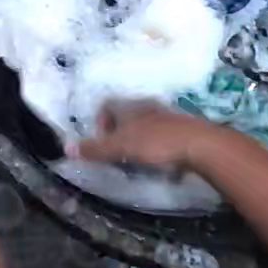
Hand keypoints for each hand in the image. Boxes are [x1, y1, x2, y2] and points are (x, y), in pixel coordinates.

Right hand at [71, 101, 218, 170]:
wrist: (201, 145)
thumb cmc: (155, 143)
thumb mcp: (119, 148)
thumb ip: (94, 149)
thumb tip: (67, 149)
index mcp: (128, 105)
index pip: (106, 105)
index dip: (100, 122)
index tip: (102, 143)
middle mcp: (147, 105)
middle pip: (126, 114)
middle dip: (119, 134)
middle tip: (118, 154)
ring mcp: (167, 114)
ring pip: (145, 123)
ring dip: (139, 140)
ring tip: (139, 161)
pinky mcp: (184, 127)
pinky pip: (164, 134)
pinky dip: (158, 146)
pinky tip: (162, 162)